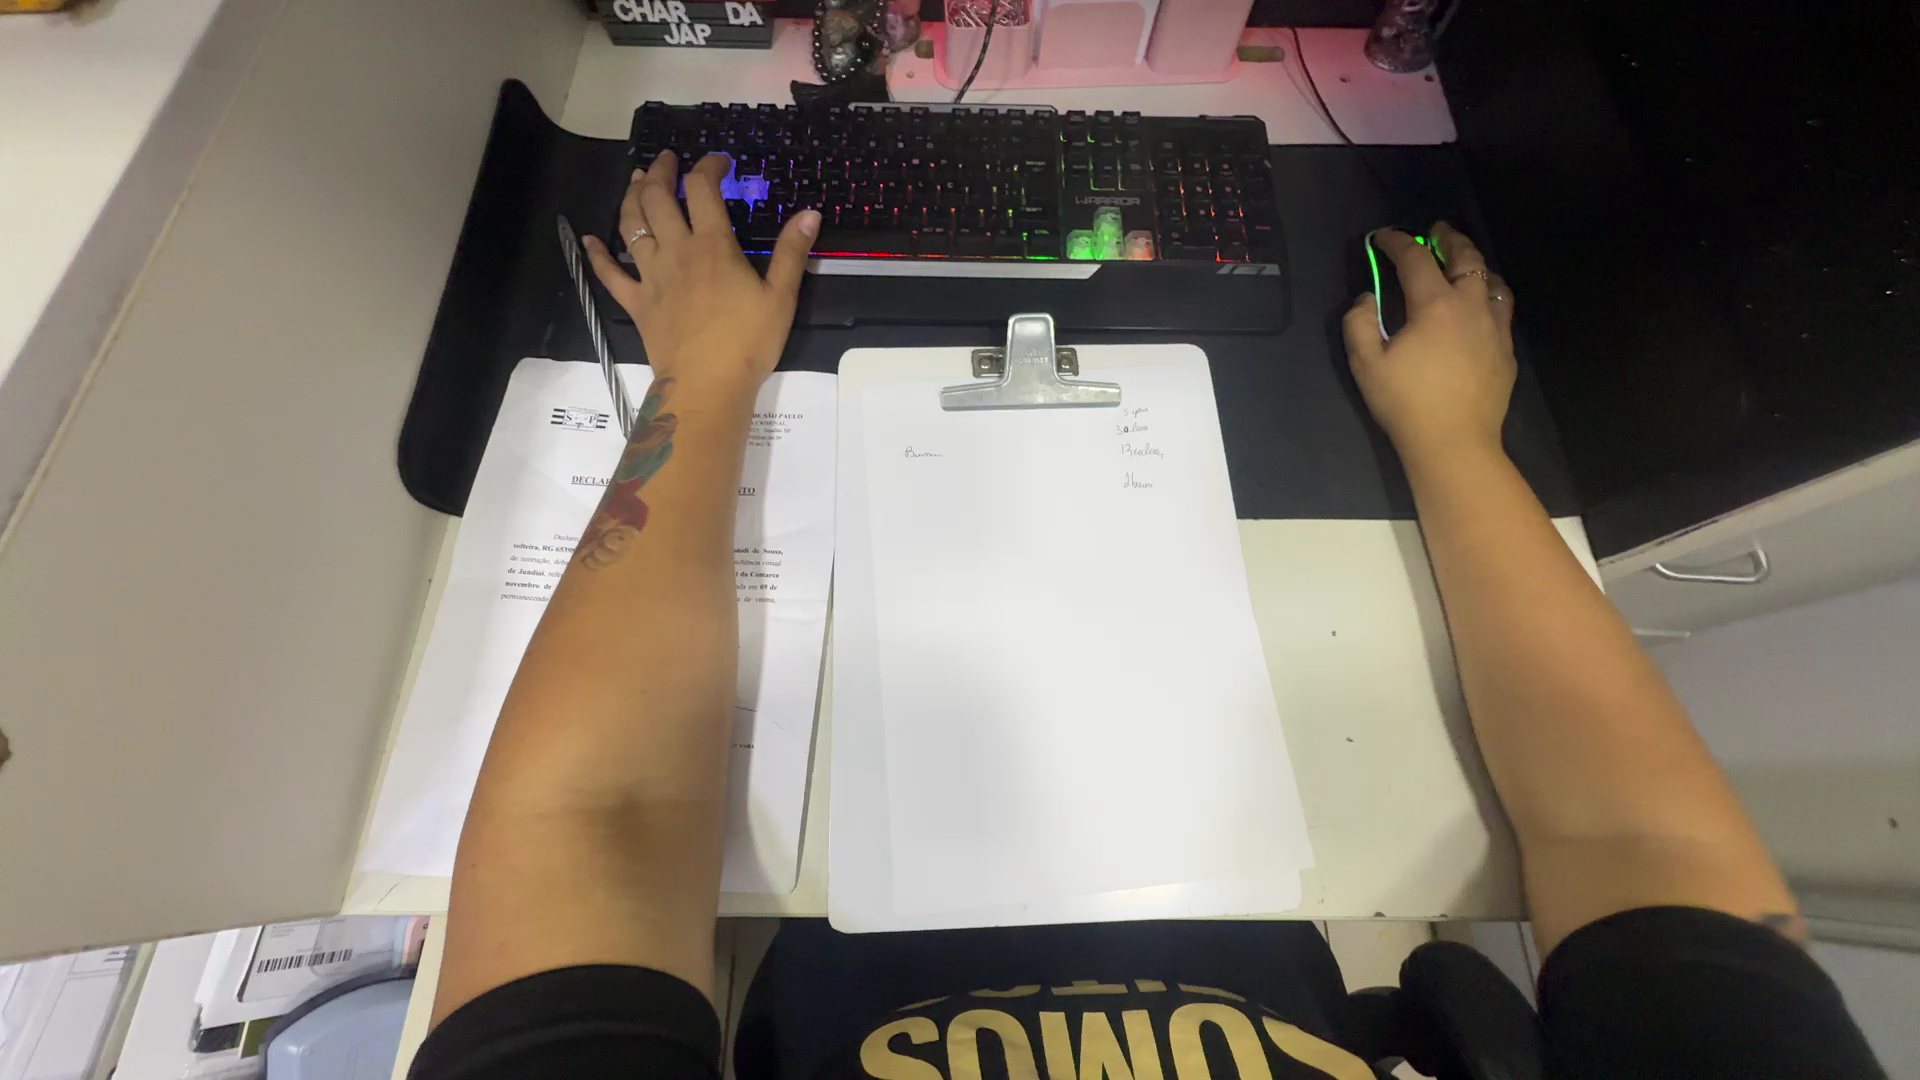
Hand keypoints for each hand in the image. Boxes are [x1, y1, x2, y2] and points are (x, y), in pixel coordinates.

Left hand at [583, 151, 819, 402]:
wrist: (708, 384)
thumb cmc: (748, 343)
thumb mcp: (781, 297)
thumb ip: (792, 253)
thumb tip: (810, 214)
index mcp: (714, 246)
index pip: (704, 190)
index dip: (709, 166)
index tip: (719, 161)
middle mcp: (677, 251)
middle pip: (658, 197)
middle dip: (662, 171)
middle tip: (668, 161)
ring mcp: (651, 276)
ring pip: (631, 224)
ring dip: (631, 196)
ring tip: (636, 180)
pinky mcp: (637, 303)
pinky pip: (610, 274)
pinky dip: (598, 254)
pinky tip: (590, 240)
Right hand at [1342, 222, 1515, 462]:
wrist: (1453, 439)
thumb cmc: (1404, 401)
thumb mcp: (1366, 364)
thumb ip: (1359, 324)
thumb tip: (1366, 298)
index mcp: (1434, 306)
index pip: (1415, 261)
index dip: (1398, 243)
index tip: (1383, 236)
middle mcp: (1470, 306)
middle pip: (1466, 259)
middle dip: (1449, 239)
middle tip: (1437, 230)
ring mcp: (1494, 327)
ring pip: (1491, 280)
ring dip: (1476, 264)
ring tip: (1465, 262)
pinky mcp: (1505, 348)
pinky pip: (1501, 307)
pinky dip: (1489, 292)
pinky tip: (1481, 302)